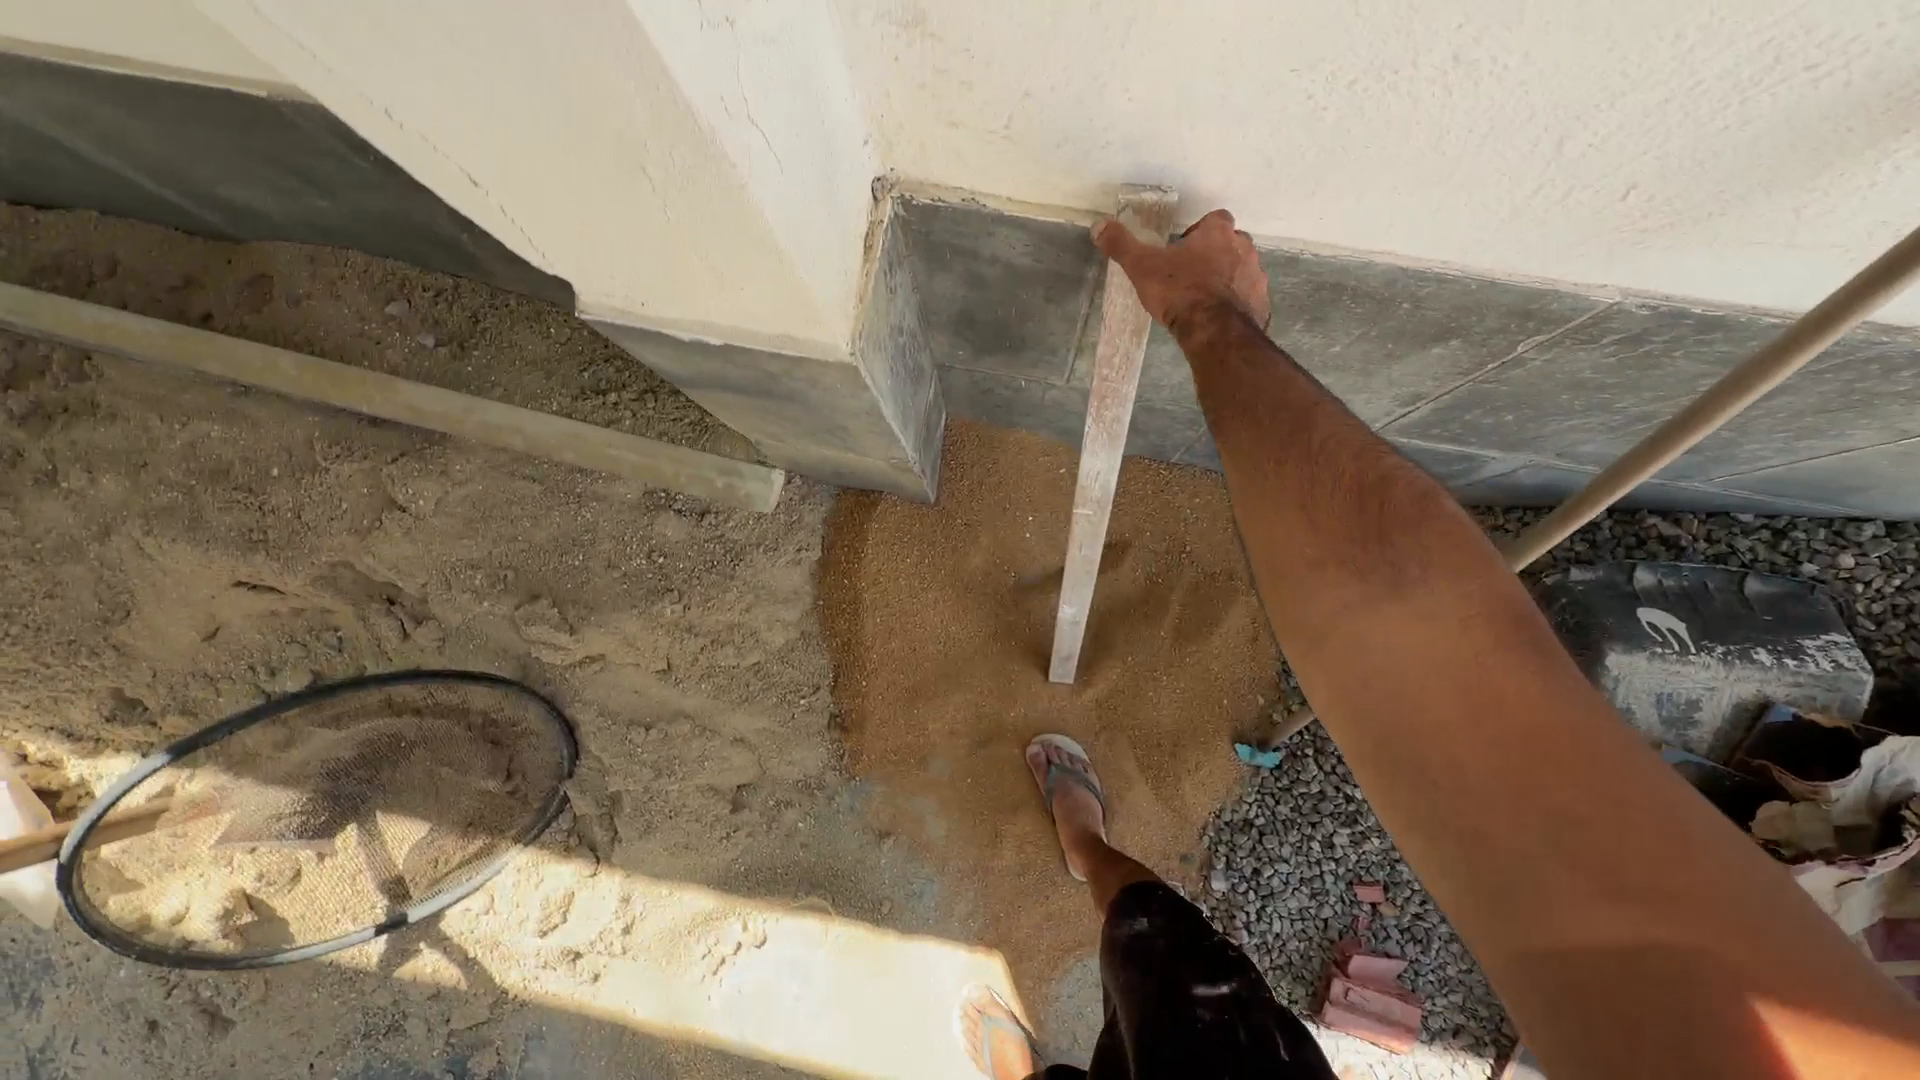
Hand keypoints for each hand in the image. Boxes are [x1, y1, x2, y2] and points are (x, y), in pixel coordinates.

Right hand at [1092, 209, 1270, 331]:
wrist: (1213, 330)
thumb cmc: (1178, 291)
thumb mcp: (1142, 266)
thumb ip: (1122, 245)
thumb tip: (1098, 226)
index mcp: (1217, 233)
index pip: (1216, 219)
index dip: (1202, 231)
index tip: (1186, 248)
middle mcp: (1243, 249)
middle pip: (1232, 244)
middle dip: (1217, 255)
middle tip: (1193, 275)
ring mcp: (1256, 277)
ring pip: (1243, 271)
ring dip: (1228, 280)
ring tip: (1205, 300)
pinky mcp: (1261, 304)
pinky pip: (1249, 300)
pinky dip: (1238, 305)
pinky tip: (1219, 320)